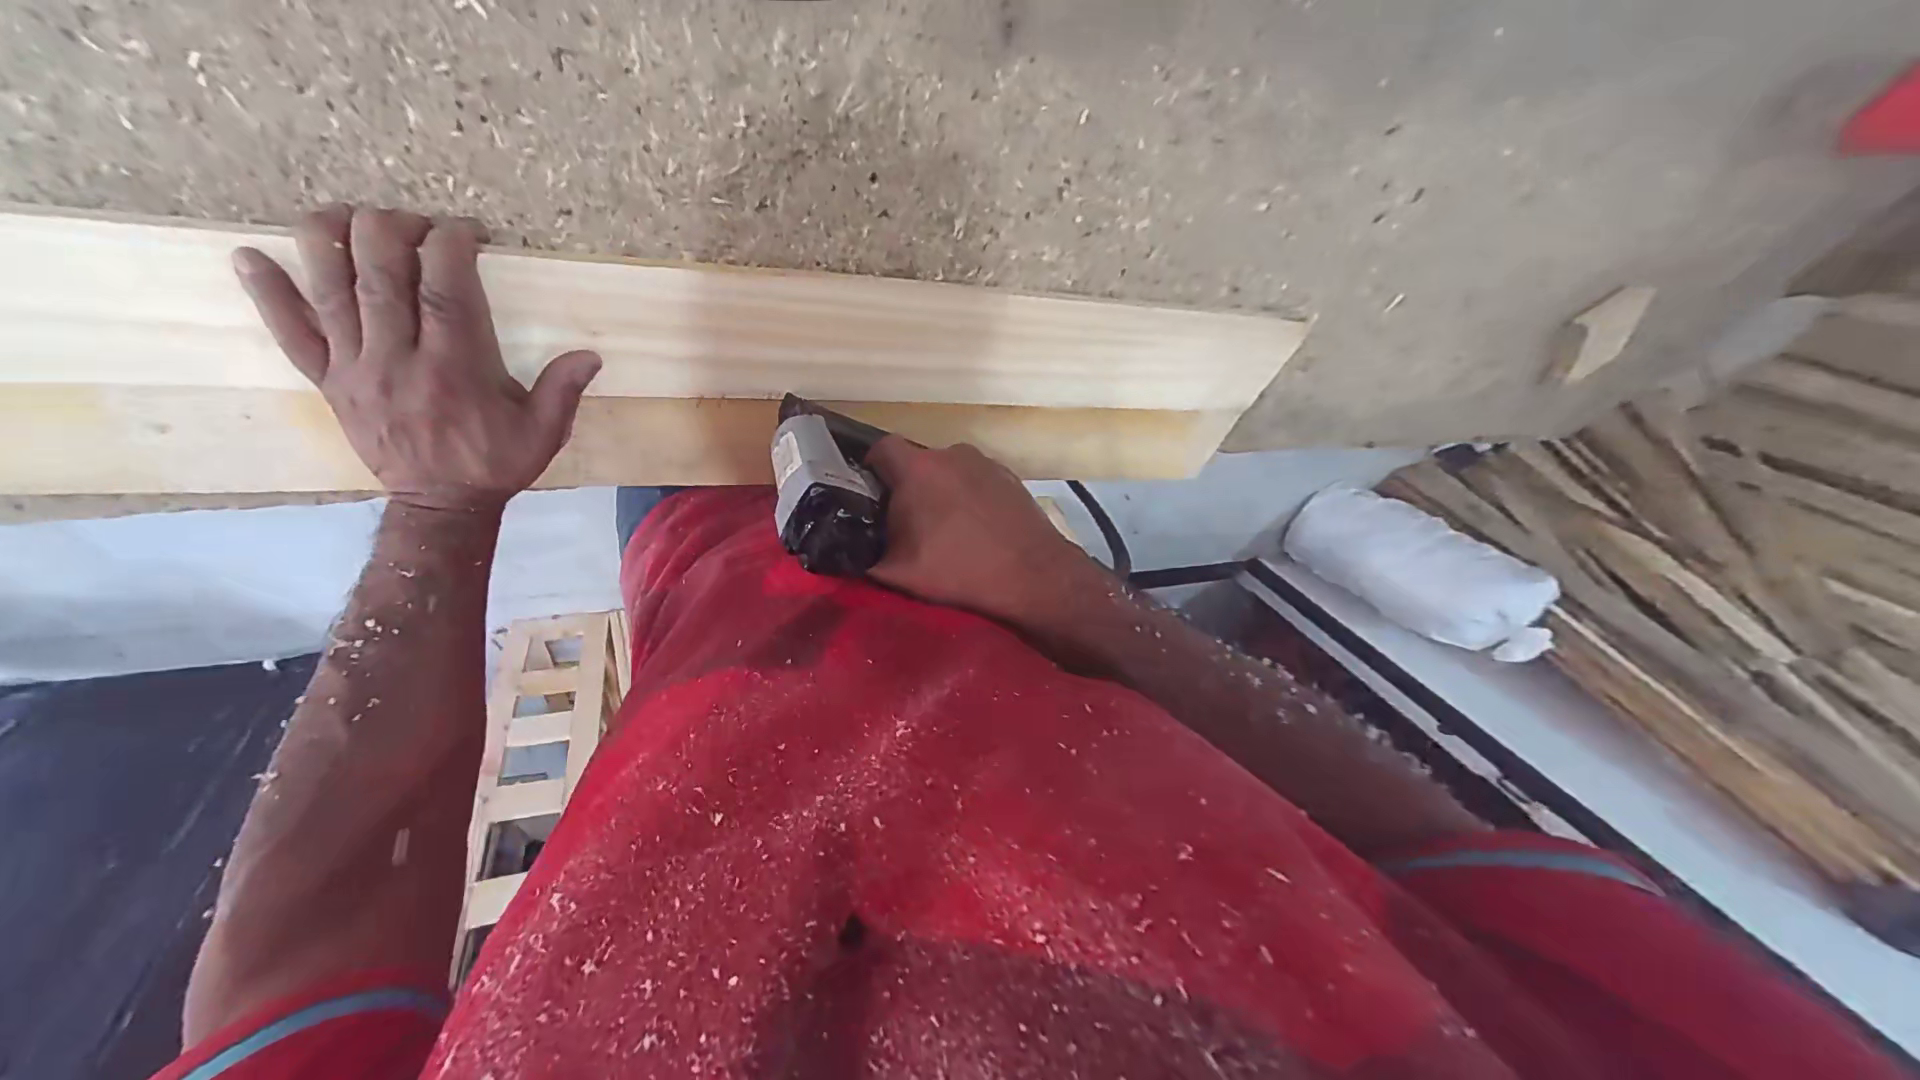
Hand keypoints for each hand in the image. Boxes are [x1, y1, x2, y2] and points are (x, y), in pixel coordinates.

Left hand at [232, 205, 601, 513]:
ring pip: (330, 289)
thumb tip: (590, 356)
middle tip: (417, 222)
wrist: (441, 504)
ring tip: (347, 215)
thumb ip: (563, 390)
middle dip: (395, 229)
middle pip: (381, 273)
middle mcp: (399, 360)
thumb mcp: (544, 432)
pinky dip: (268, 293)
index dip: (451, 246)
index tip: (466, 229)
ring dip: (332, 240)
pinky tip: (252, 256)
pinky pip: (289, 333)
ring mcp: (356, 368)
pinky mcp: (329, 381)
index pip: (445, 290)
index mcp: (456, 370)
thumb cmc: (496, 464)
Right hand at [866, 438, 1112, 625]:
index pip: (880, 449)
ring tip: (947, 530)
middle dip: (908, 487)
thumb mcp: (898, 573)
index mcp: (917, 469)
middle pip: (916, 462)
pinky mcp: (1010, 477)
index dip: (870, 469)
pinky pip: (976, 480)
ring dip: (941, 492)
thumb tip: (840, 553)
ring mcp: (985, 463)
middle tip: (907, 522)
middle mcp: (950, 454)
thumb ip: (861, 559)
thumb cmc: (959, 571)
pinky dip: (970, 497)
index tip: (871, 495)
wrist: (1033, 575)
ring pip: (948, 471)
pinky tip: (977, 528)